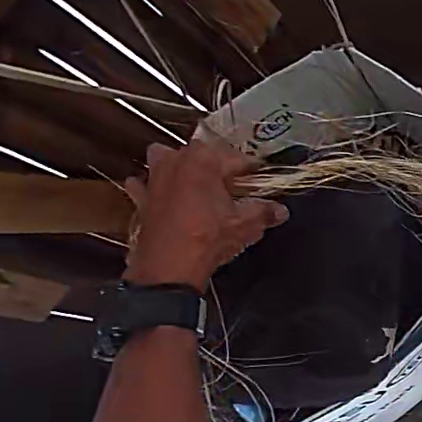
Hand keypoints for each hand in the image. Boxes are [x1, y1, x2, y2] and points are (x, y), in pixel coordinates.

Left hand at [120, 140, 286, 289]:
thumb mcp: (245, 225)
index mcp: (204, 160)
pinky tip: (161, 197)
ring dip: (178, 166)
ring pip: (165, 158)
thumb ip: (265, 212)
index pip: (236, 157)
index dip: (251, 169)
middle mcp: (176, 159)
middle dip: (217, 166)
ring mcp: (153, 176)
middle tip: (232, 186)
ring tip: (193, 184)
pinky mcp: (140, 197)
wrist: (169, 268)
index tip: (260, 178)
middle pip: (201, 154)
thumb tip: (282, 210)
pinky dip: (150, 187)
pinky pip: (143, 184)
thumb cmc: (209, 239)